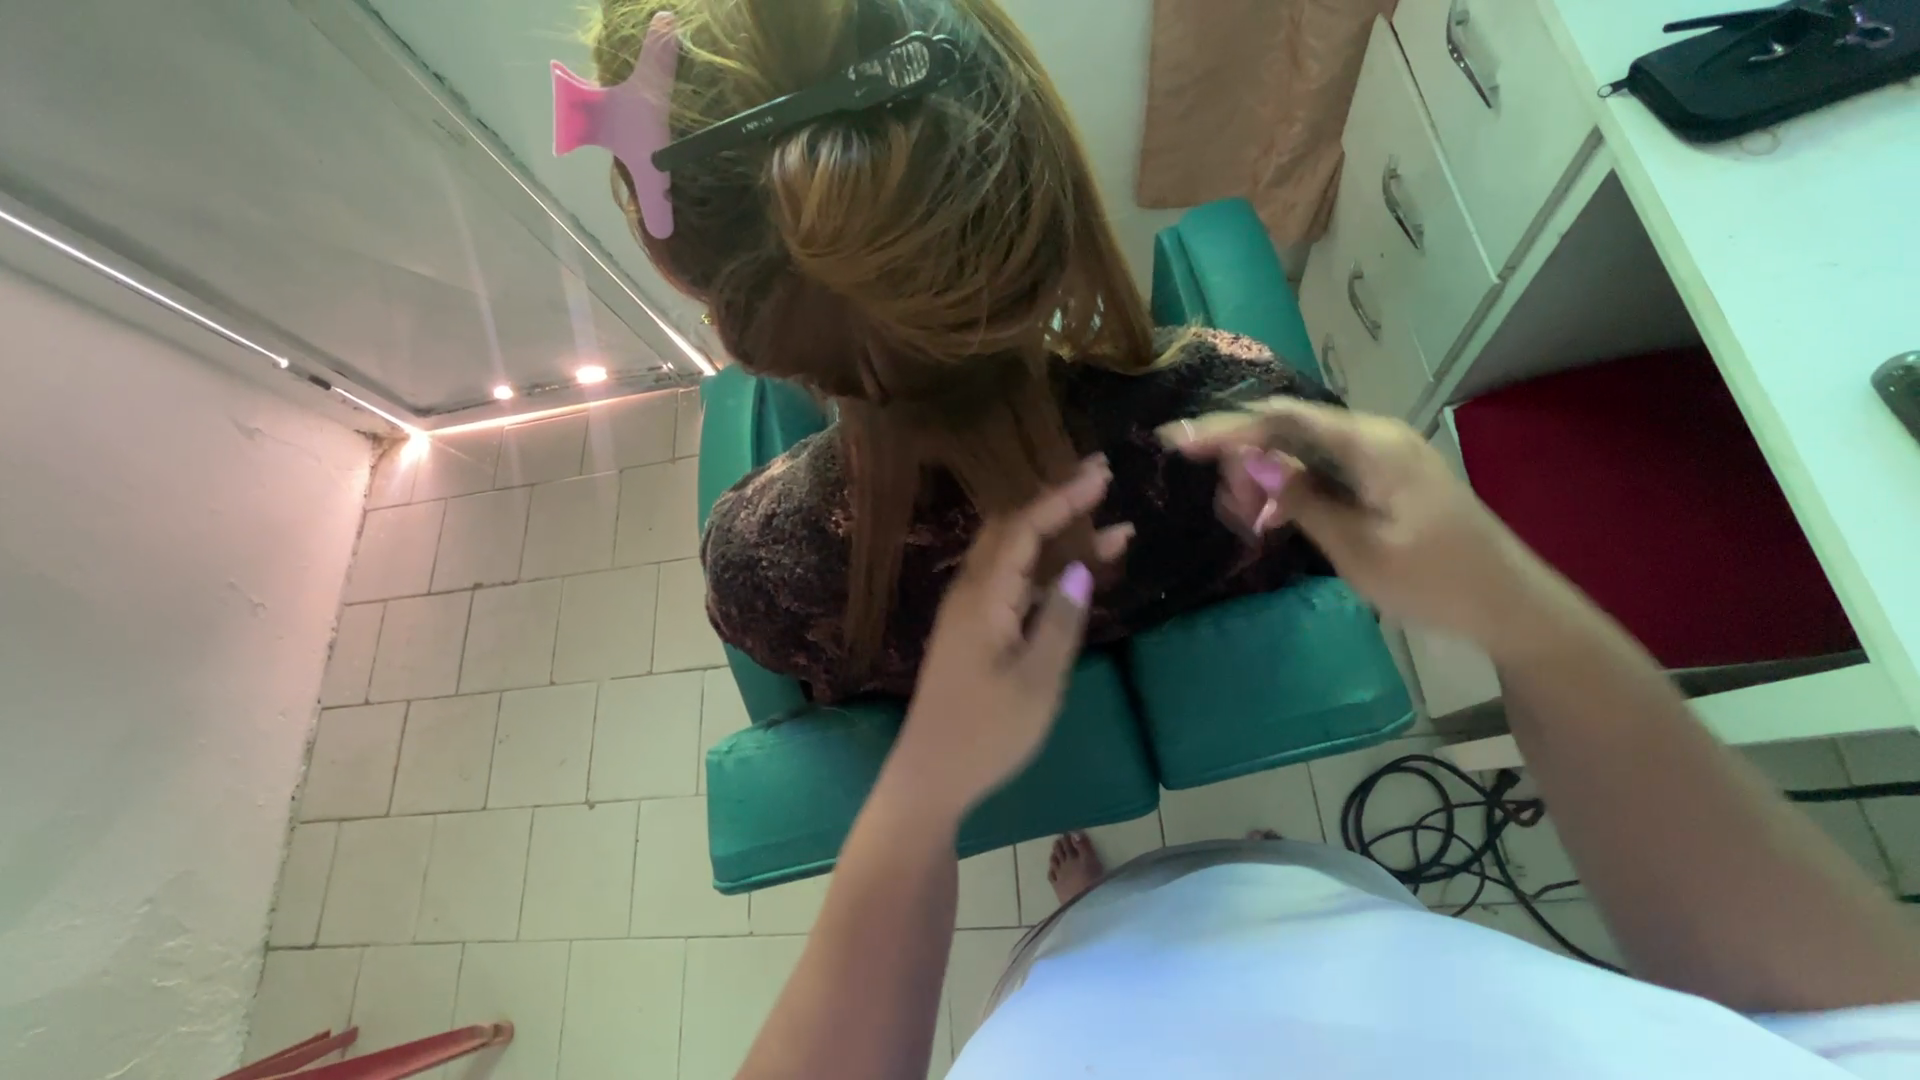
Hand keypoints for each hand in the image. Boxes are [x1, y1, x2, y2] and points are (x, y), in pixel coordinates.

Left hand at [889, 459, 1131, 818]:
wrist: (931, 776)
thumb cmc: (987, 733)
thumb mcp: (1037, 681)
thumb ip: (1060, 620)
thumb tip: (1081, 568)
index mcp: (983, 595)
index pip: (1023, 526)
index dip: (1063, 497)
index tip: (1101, 475)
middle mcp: (970, 592)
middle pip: (1013, 529)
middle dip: (1057, 501)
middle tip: (1101, 480)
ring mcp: (968, 612)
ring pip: (1013, 556)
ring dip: (1056, 537)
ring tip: (1107, 526)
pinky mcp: (972, 632)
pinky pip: (1011, 583)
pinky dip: (1044, 571)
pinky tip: (1075, 575)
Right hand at [1165, 399, 1564, 658]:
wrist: (1507, 605)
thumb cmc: (1434, 581)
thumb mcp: (1358, 548)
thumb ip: (1301, 499)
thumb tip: (1249, 459)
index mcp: (1371, 446)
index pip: (1282, 419)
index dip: (1225, 428)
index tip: (1175, 441)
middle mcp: (1373, 437)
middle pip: (1287, 428)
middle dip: (1242, 459)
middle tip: (1225, 509)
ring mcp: (1378, 455)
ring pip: (1299, 450)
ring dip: (1263, 478)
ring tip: (1247, 522)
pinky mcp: (1380, 477)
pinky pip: (1320, 469)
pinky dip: (1289, 491)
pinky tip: (1271, 522)